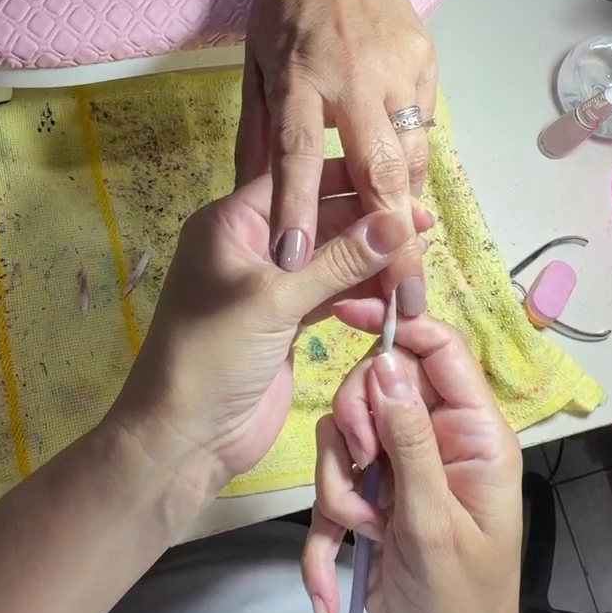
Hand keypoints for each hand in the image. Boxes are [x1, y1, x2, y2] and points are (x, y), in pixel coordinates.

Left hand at [108, 160, 433, 489]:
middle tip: (424, 219)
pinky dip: (361, 290)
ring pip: (329, 256)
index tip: (400, 178)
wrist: (187, 436)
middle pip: (319, 217)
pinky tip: (396, 286)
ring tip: (421, 250)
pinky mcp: (287, 317)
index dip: (349, 176)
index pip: (297, 179)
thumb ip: (340, 262)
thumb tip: (400, 223)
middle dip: (368, 219)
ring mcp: (271, 282)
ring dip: (370, 257)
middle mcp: (252, 243)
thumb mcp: (276, 300)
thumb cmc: (214, 353)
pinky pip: (331, 291)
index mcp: (233, 222)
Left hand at [237, 0, 437, 315]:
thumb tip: (248, 194)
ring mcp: (396, 67)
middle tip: (403, 298)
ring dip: (406, 209)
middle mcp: (349, 76)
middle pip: (374, 168)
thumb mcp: (254, 63)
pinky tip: (407, 191)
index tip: (294, 262)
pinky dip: (415, 167)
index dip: (295, 209)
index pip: (294, 154)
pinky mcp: (426, 62)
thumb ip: (255, 131)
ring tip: (406, 256)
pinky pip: (425, 132)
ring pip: (410, 157)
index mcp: (295, 76)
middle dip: (388, 240)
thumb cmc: (285, 4)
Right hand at [300, 306, 525, 612]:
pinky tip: (327, 590)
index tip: (346, 312)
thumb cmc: (463, 600)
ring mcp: (399, 463)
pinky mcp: (369, 492)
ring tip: (365, 531)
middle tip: (364, 471)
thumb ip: (411, 441)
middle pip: (377, 383)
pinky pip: (331, 485)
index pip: (438, 349)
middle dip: (356, 428)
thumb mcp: (436, 523)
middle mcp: (434, 435)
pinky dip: (324, 536)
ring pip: (344, 434)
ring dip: (340, 487)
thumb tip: (386, 361)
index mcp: (472, 431)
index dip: (396, 323)